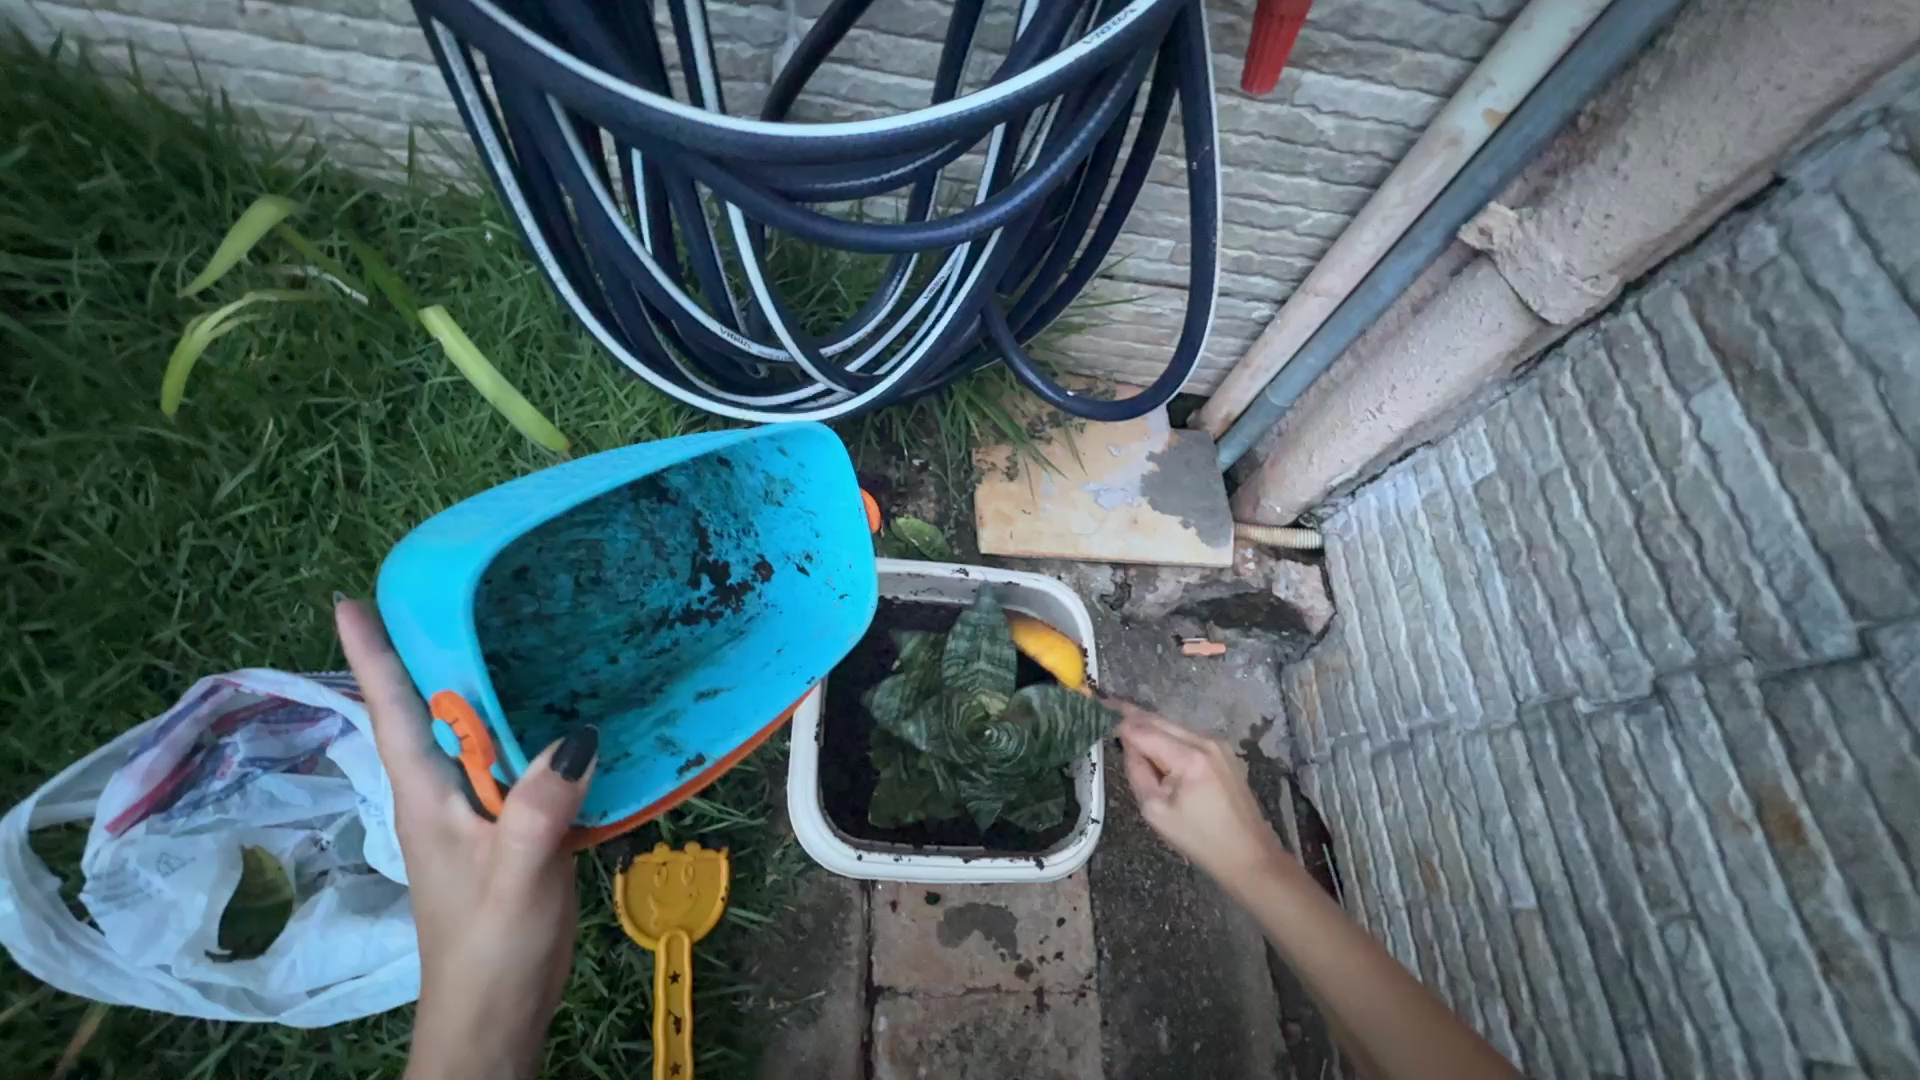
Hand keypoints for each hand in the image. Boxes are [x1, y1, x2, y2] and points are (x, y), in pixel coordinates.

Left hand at [336, 596, 596, 1079]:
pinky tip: (559, 709)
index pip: (395, 713)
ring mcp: (477, 809)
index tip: (352, 601)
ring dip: (484, 684)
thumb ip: (538, 807)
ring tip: (509, 633)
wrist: (498, 1006)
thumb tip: (578, 735)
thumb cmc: (492, 942)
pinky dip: (531, 723)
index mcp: (428, 795)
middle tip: (457, 593)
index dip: (373, 656)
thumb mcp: (517, 872)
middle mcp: (446, 792)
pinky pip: (519, 756)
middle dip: (431, 652)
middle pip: (434, 711)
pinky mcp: (512, 823)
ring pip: (478, 732)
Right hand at [1113, 701, 1292, 891]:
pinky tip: (1154, 743)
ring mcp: (1218, 745)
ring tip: (1125, 725)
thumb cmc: (1199, 839)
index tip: (1099, 708)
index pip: (1143, 731)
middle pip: (1159, 721)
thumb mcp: (1155, 810)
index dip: (1120, 721)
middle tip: (1106, 704)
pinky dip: (1168, 737)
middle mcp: (1205, 741)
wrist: (1248, 854)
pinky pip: (1187, 737)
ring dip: (1150, 727)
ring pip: (1173, 726)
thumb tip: (1127, 744)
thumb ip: (1137, 771)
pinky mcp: (1224, 752)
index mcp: (1189, 757)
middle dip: (1133, 716)